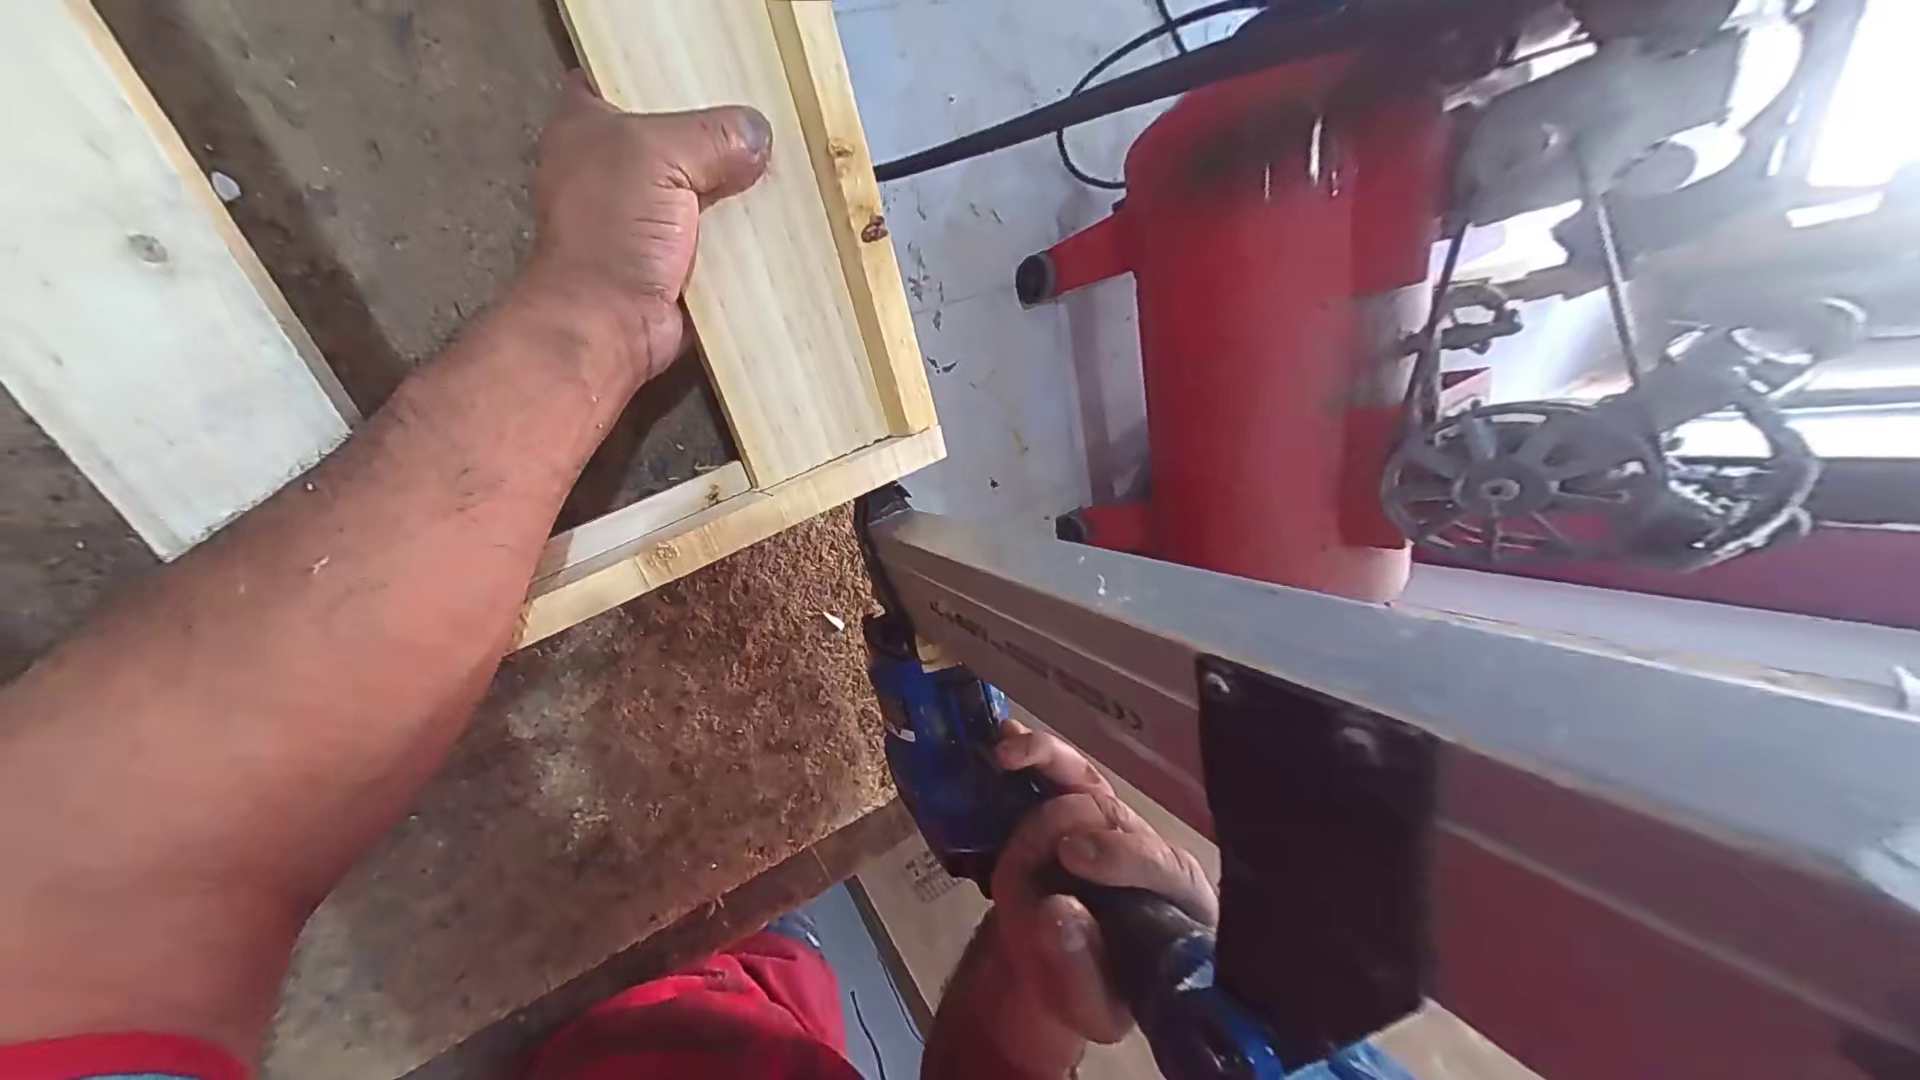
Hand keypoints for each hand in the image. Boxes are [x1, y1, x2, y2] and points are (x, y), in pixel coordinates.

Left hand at [526, 72, 771, 379]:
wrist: (614, 323)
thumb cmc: (615, 231)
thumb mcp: (656, 156)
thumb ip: (710, 137)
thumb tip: (759, 135)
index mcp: (592, 126)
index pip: (634, 84)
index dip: (675, 81)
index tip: (724, 85)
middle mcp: (619, 172)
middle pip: (683, 143)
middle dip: (724, 142)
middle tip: (772, 133)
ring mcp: (652, 223)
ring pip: (708, 196)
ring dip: (741, 196)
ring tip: (787, 179)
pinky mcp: (681, 266)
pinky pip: (722, 243)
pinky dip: (747, 240)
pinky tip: (780, 229)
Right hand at [988, 720, 1216, 1045]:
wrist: (1073, 965)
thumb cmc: (1100, 988)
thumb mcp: (1093, 1004)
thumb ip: (1080, 968)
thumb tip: (1054, 911)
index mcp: (1175, 896)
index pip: (1162, 864)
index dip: (1119, 855)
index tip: (1072, 857)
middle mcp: (1140, 843)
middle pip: (1112, 810)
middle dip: (1062, 821)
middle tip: (1024, 850)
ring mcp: (1103, 817)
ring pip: (1084, 776)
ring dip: (1046, 759)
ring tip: (1008, 754)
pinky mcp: (1068, 802)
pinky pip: (1052, 770)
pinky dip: (1029, 753)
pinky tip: (1005, 736)